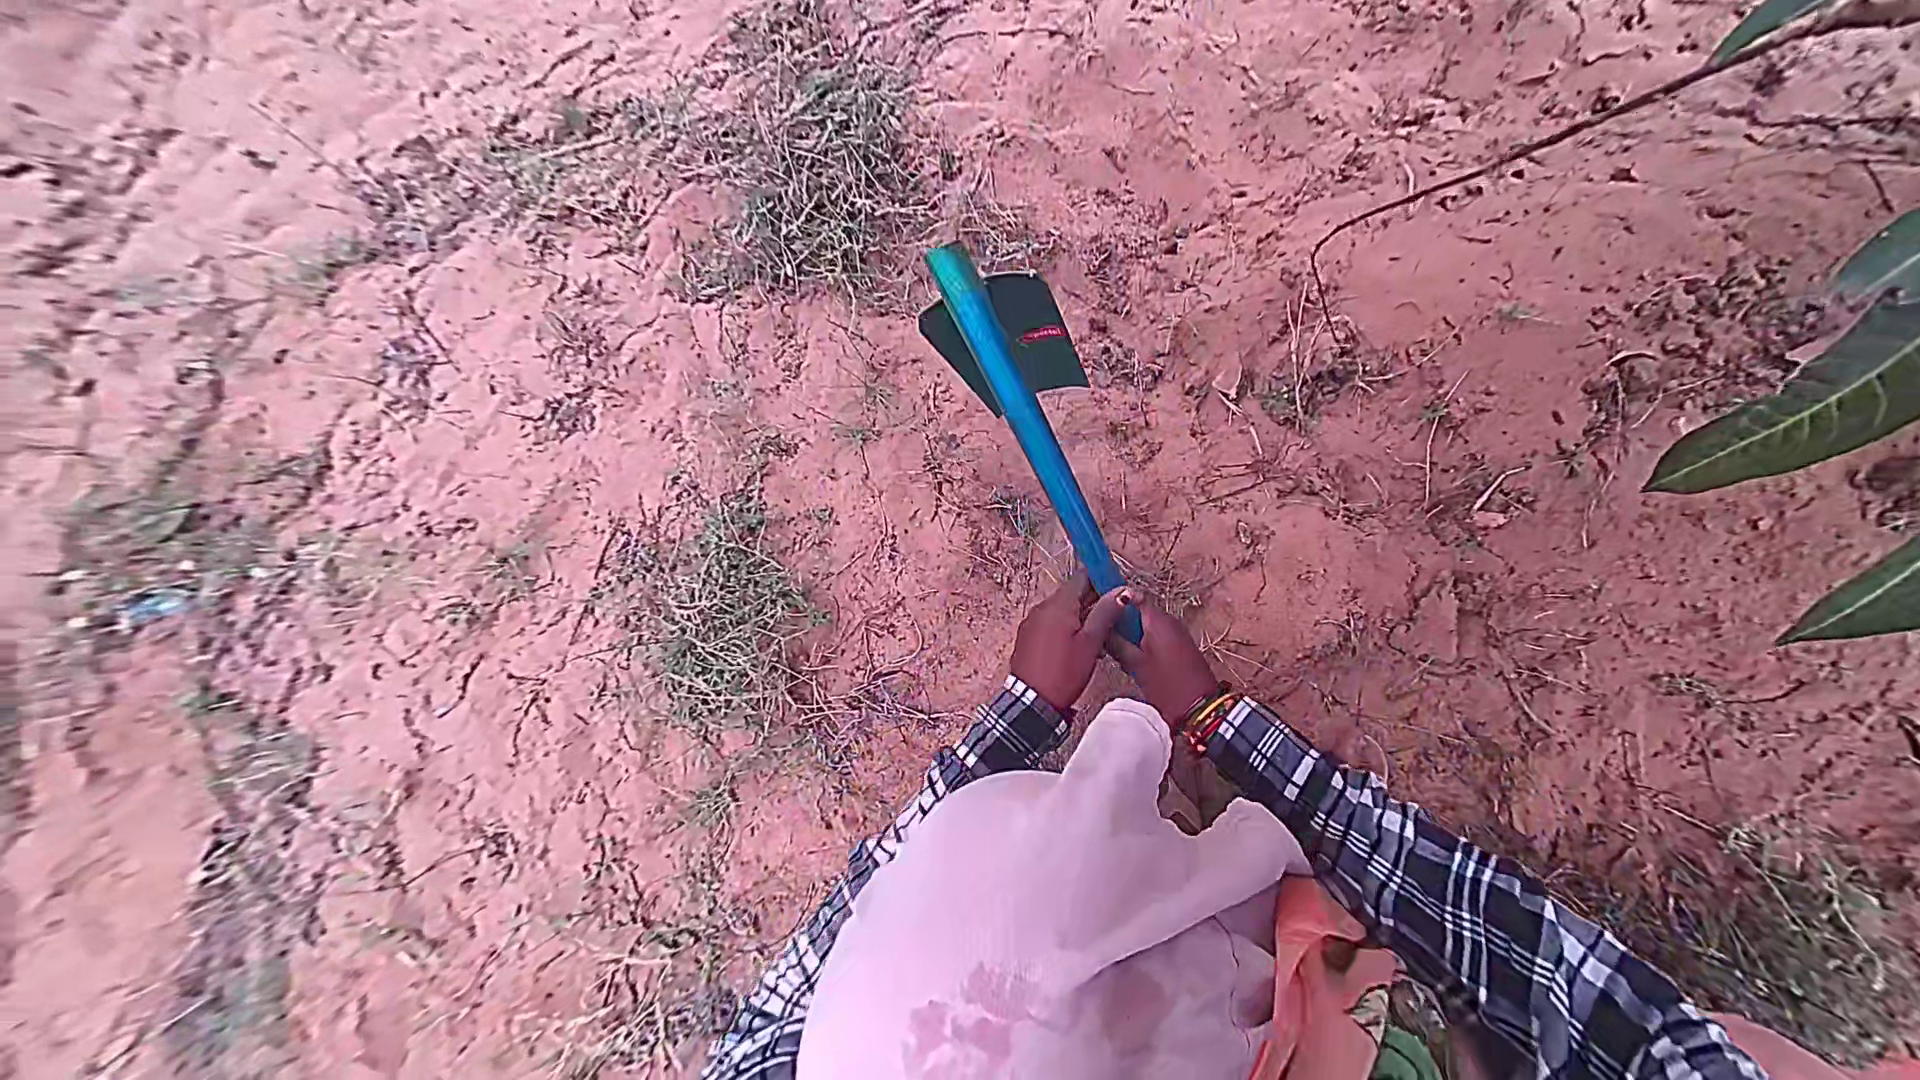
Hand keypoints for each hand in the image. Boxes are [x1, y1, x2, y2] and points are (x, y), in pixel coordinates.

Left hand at [1009, 570, 1136, 711]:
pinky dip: (1066, 626)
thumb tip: (1121, 592)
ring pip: (1061, 609)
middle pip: (1071, 593)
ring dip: (1080, 615)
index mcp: (1058, 605)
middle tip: (1112, 616)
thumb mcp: (1091, 643)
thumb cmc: (1062, 674)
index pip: (1081, 578)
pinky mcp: (1028, 636)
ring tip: (1098, 636)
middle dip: (1093, 601)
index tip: (1115, 590)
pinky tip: (1078, 644)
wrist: (1031, 701)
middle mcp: (1041, 608)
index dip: (1101, 581)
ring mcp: (1032, 622)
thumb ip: (1105, 613)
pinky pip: (1050, 622)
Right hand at [1104, 599, 1218, 728]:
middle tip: (1105, 637)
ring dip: (1131, 635)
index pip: (1134, 596)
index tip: (1100, 609)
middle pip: (1138, 612)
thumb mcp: (1135, 664)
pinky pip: (1156, 636)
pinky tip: (1134, 662)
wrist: (1200, 709)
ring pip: (1145, 626)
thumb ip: (1116, 642)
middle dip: (1121, 622)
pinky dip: (1143, 644)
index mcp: (1158, 621)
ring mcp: (1176, 634)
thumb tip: (1100, 629)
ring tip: (1117, 653)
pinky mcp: (1180, 646)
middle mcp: (1169, 621)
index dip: (1116, 599)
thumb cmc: (1168, 686)